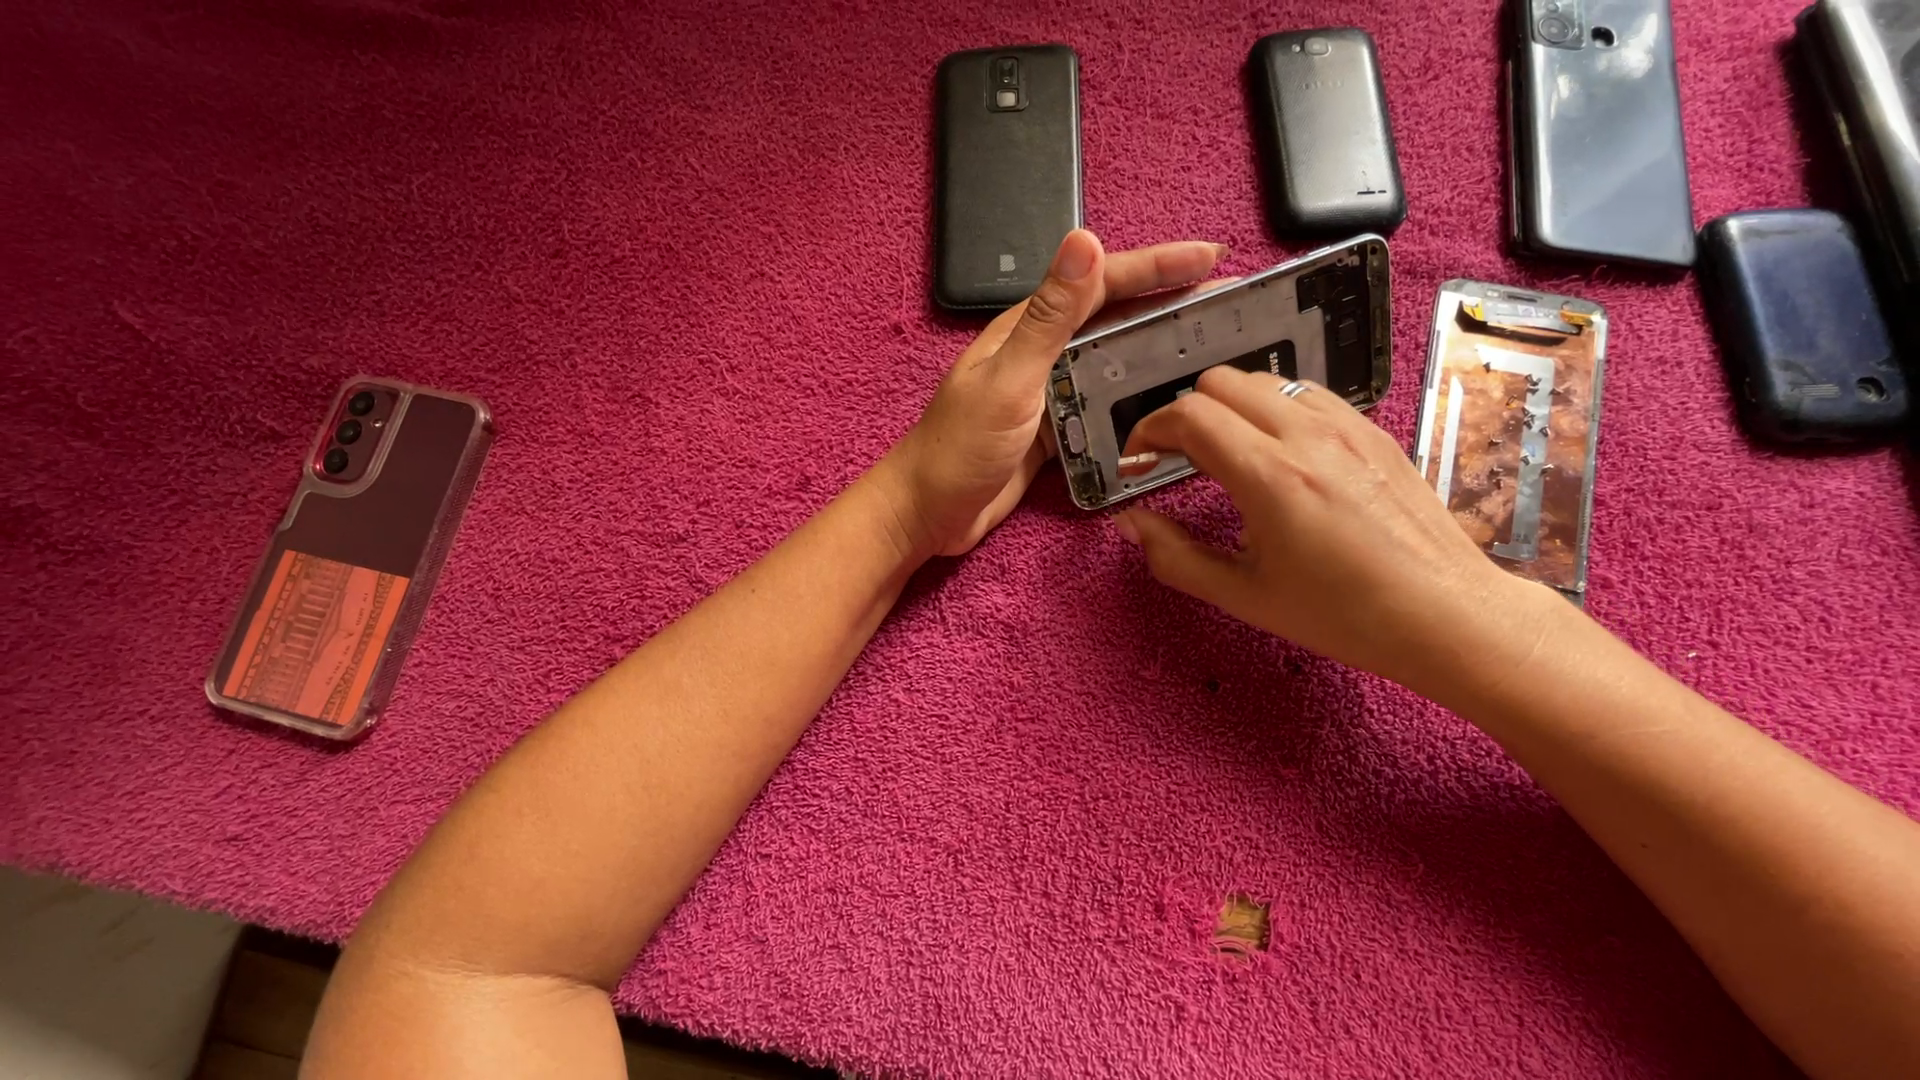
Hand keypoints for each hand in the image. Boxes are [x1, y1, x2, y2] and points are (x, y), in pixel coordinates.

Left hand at [879, 230, 1227, 556]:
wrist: (927, 513)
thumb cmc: (958, 447)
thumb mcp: (1009, 379)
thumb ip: (1049, 317)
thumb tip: (1084, 242)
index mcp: (1028, 329)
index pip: (1101, 282)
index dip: (1156, 266)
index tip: (1209, 257)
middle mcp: (1040, 353)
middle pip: (1114, 318)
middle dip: (1167, 305)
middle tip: (1225, 305)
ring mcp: (1047, 393)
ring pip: (1111, 361)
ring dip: (1155, 351)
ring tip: (1207, 350)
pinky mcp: (1052, 430)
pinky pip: (1101, 405)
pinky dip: (1133, 399)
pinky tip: (1164, 406)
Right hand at [1112, 367, 1558, 701]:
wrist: (1448, 615)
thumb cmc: (1345, 615)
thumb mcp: (1245, 596)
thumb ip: (1175, 557)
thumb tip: (1130, 524)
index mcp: (1271, 476)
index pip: (1188, 416)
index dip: (1147, 432)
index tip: (1136, 462)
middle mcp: (1307, 434)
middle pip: (1218, 382)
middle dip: (1182, 415)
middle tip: (1173, 460)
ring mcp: (1346, 426)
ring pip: (1262, 381)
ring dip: (1228, 408)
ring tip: (1223, 456)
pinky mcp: (1372, 431)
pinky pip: (1305, 396)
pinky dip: (1271, 411)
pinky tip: (1276, 456)